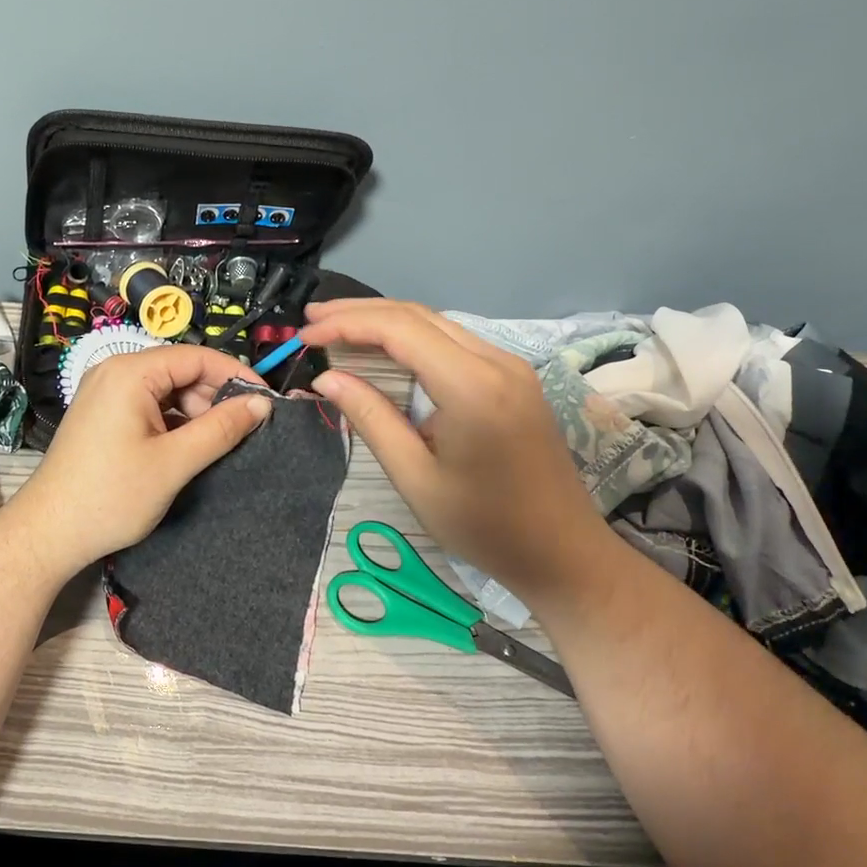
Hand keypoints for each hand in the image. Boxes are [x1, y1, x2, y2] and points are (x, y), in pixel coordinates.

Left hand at [8, 345, 272, 570]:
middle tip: (244, 432)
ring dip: (195, 413)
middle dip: (215, 397)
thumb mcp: (174, 463)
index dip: (236, 376)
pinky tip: (189, 448)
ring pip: (165, 390)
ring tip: (218, 446)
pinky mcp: (101, 414)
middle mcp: (114, 371)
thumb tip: (262, 404)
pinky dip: (173, 422)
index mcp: (129, 372)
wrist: (49, 530)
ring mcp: (104, 393)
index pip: (196, 357)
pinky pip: (147, 405)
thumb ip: (221, 429)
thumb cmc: (111, 495)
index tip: (268, 403)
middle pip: (180, 371)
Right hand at [298, 299, 605, 600]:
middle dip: (359, 313)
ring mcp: (509, 368)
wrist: (563, 553)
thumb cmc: (484, 524)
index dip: (346, 325)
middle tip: (310, 318)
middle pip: (417, 315)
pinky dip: (408, 338)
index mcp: (472, 386)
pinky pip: (452, 342)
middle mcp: (495, 362)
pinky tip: (380, 350)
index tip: (304, 336)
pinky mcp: (511, 380)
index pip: (398, 330)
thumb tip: (326, 378)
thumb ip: (370, 418)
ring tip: (334, 326)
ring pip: (435, 323)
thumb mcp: (414, 476)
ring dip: (383, 321)